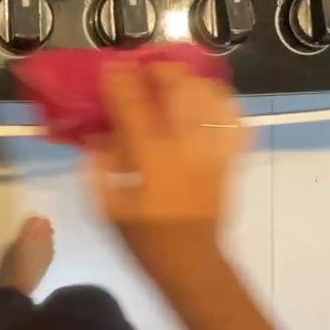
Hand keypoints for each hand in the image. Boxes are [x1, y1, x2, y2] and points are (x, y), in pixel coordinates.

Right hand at [85, 61, 250, 262]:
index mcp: (152, 159)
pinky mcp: (231, 159)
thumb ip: (98, 168)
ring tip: (175, 76)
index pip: (134, 105)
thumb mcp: (108, 208)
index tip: (111, 66)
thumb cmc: (146, 239)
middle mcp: (186, 147)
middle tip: (145, 66)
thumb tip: (94, 136)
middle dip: (160, 69)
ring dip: (190, 79)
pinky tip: (208, 98)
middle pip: (179, 89)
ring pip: (209, 97)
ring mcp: (214, 151)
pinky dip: (223, 103)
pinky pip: (234, 121)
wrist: (193, 263)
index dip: (120, 81)